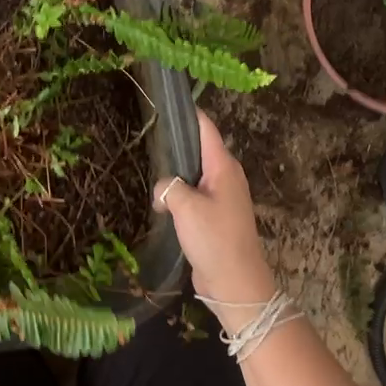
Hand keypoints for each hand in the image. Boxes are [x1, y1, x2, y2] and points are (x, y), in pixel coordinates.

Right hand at [155, 110, 275, 316]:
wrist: (236, 286)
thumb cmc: (215, 240)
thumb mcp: (185, 208)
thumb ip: (168, 187)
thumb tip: (162, 189)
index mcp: (223, 167)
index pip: (206, 127)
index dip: (187, 112)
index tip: (166, 100)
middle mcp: (226, 176)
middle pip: (199, 148)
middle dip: (176, 142)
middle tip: (148, 133)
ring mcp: (222, 197)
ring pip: (194, 173)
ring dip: (176, 172)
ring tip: (150, 165)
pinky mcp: (215, 217)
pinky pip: (194, 194)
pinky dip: (179, 193)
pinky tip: (162, 200)